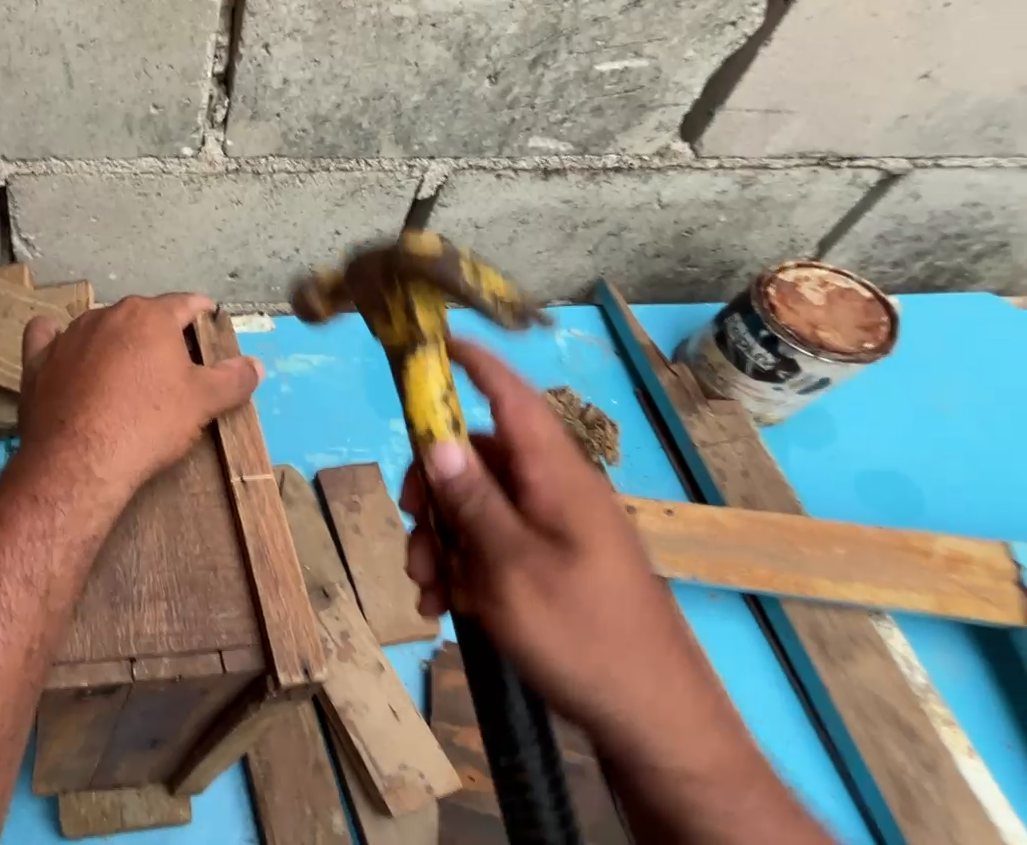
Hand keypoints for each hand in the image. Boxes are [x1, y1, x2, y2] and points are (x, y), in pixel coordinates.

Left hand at [17, 294, 263, 501]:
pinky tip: (65, 355)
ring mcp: (68, 336)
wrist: (80, 460)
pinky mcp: (37, 361)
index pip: (185, 304)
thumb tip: (256, 364)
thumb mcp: (203, 403)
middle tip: (172, 365)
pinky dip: (58, 342)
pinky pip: (48, 338)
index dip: (201, 314)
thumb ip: (233, 379)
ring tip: (125, 372)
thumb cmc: (148, 424)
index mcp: (150, 316)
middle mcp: (106, 314)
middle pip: (141, 316)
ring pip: (98, 326)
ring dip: (114, 341)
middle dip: (158, 334)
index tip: (209, 324)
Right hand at [400, 339, 733, 755]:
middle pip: (477, 457)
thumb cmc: (583, 636)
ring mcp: (555, 530)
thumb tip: (437, 438)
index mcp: (557, 479)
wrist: (655, 724)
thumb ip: (472, 499)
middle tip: (412, 526)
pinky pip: (492, 543)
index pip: (512, 399)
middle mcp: (556, 493)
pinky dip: (462, 565)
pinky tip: (448, 604)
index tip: (436, 342)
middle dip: (433, 489)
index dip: (475, 365)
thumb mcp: (510, 567)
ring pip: (477, 505)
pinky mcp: (552, 563)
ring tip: (429, 586)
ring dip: (441, 538)